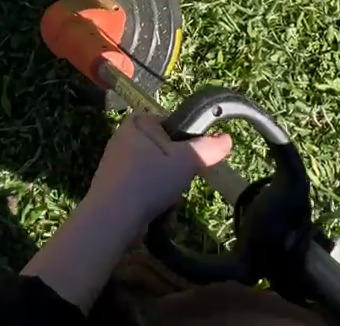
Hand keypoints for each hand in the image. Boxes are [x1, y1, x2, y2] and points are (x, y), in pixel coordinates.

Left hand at [22, 114, 233, 311]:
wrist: (112, 217)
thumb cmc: (150, 179)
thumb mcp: (187, 160)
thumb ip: (209, 149)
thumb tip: (227, 139)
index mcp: (137, 122)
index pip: (171, 126)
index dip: (185, 144)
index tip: (192, 162)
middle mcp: (123, 138)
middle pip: (164, 154)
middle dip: (175, 174)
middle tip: (178, 184)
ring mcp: (115, 164)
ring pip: (155, 175)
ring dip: (166, 192)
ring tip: (167, 203)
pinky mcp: (112, 189)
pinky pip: (142, 191)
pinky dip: (152, 203)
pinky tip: (155, 215)